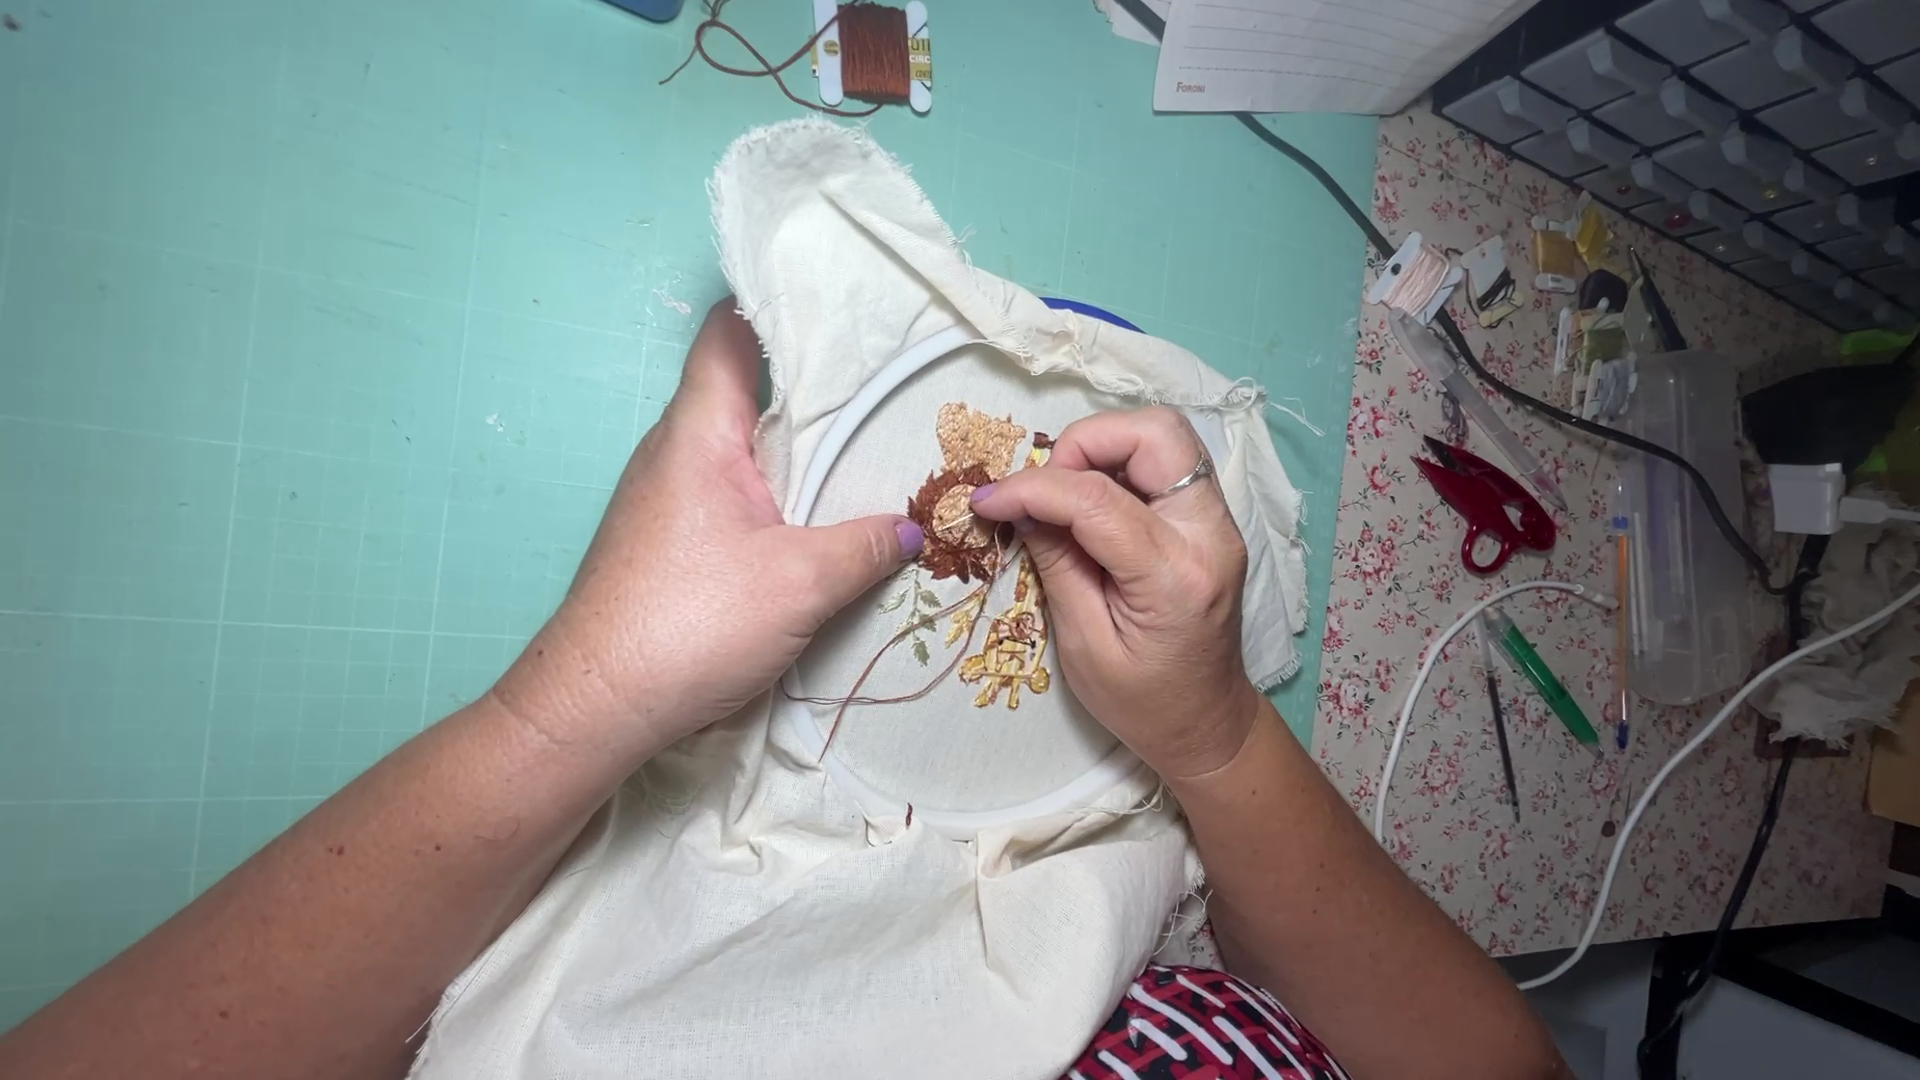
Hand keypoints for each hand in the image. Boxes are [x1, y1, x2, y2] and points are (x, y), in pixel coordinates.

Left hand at [488, 301, 922, 760]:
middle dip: (815, 387)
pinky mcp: (676, 537)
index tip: (841, 307)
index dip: (777, 308)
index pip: (730, 335)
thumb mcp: (801, 583)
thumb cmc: (693, 622)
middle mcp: (679, 450)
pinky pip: (740, 493)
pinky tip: (826, 515)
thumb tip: (916, 529)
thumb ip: (866, 546)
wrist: (598, 705)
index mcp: (700, 432)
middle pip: (749, 390)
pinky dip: (784, 492)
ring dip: (802, 448)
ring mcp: (673, 495)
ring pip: (747, 448)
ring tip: (872, 449)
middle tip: (887, 388)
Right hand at [968, 408, 1264, 782]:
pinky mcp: (1212, 521)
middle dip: (1085, 442)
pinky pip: (1167, 463)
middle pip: (1157, 433)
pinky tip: (1090, 502)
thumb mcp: (1083, 644)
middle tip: (1046, 488)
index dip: (1031, 488)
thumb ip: (1056, 564)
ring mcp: (1218, 523)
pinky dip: (1120, 464)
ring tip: (1063, 494)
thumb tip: (1020, 505)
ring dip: (1103, 448)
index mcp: (1175, 578)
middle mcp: (1210, 535)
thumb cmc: (1143, 703)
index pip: (1096, 499)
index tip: (987, 499)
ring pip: (1165, 436)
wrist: (1208, 723)